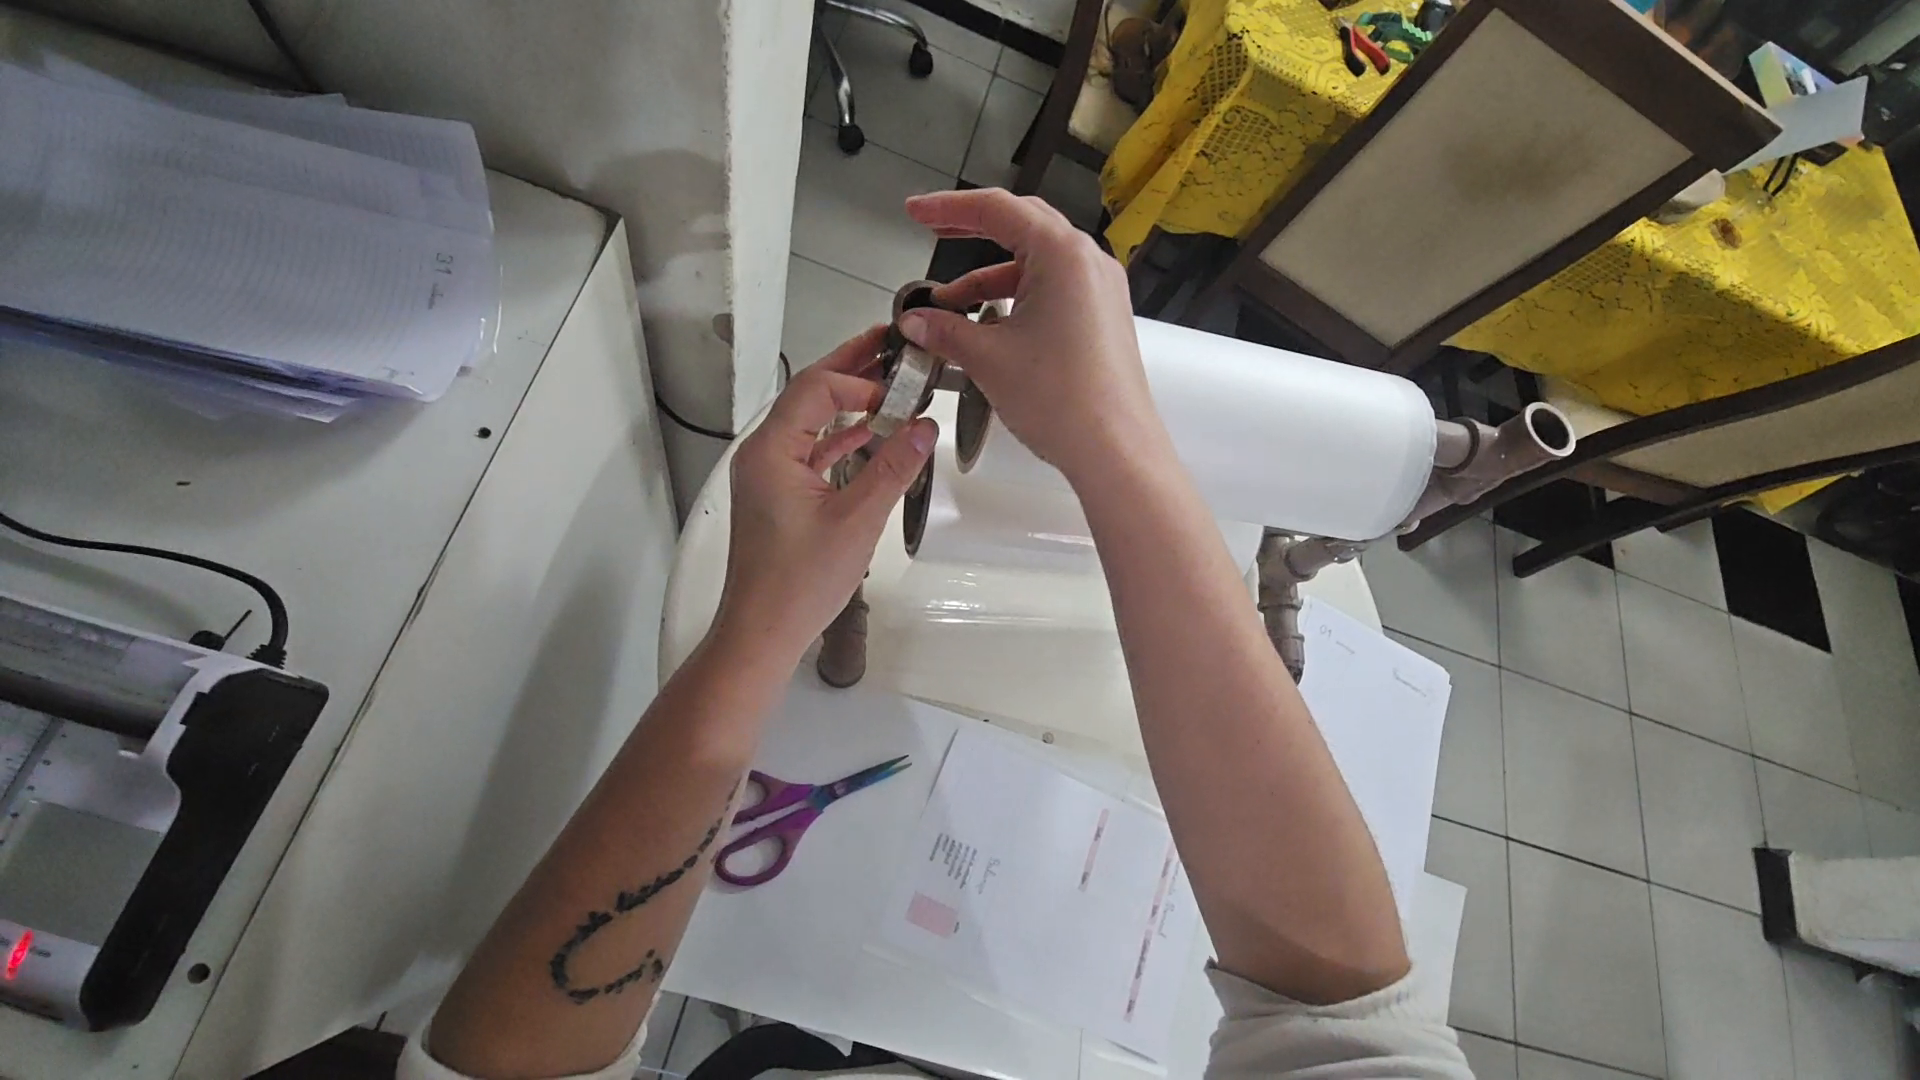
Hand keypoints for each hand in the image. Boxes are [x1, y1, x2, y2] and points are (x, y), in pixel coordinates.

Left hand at [713, 325, 936, 666]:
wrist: (762, 632)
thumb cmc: (797, 584)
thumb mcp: (856, 521)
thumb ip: (892, 469)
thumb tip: (924, 428)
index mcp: (771, 451)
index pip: (815, 389)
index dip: (858, 379)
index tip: (898, 383)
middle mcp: (763, 455)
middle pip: (808, 397)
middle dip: (849, 371)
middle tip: (887, 344)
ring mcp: (768, 476)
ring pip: (810, 424)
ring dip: (847, 405)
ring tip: (885, 384)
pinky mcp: (778, 497)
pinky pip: (810, 452)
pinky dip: (839, 439)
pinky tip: (867, 436)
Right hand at [896, 188, 1169, 487]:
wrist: (1114, 450)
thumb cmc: (1059, 399)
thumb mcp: (989, 359)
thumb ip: (946, 331)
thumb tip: (914, 322)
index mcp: (1062, 254)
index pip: (997, 210)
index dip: (948, 208)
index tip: (915, 211)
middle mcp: (1088, 262)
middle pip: (1023, 227)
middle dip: (974, 231)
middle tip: (933, 232)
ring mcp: (1101, 291)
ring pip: (1037, 265)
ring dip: (992, 278)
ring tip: (950, 307)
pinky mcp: (1103, 319)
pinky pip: (1055, 292)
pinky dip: (1018, 300)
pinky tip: (989, 326)